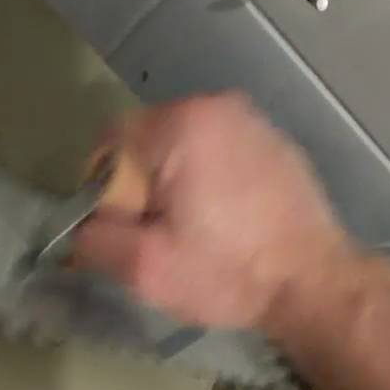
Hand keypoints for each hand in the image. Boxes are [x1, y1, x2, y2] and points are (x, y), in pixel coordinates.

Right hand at [71, 93, 355, 340]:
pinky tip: (224, 226)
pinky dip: (208, 184)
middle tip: (155, 239)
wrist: (313, 284)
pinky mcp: (275, 145)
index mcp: (181, 124)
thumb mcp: (146, 269)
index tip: (117, 229)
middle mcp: (217, 106)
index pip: (110, 140)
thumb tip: (75, 233)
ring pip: (184, 150)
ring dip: (174, 188)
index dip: (101, 188)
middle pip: (148, 143)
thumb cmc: (227, 274)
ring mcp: (253, 121)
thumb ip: (95, 243)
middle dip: (140, 189)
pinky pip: (220, 155)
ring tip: (192, 236)